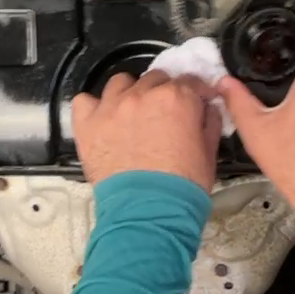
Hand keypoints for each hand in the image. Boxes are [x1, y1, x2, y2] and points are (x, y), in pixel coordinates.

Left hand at [71, 70, 221, 187]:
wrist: (148, 213)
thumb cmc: (183, 188)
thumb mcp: (209, 154)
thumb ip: (209, 123)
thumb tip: (208, 107)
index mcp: (177, 98)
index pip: (190, 82)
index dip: (195, 93)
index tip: (196, 103)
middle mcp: (143, 95)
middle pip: (155, 79)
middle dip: (163, 93)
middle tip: (165, 115)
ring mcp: (112, 107)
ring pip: (120, 83)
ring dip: (129, 93)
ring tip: (132, 115)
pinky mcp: (88, 124)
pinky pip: (85, 100)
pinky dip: (94, 107)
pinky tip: (103, 121)